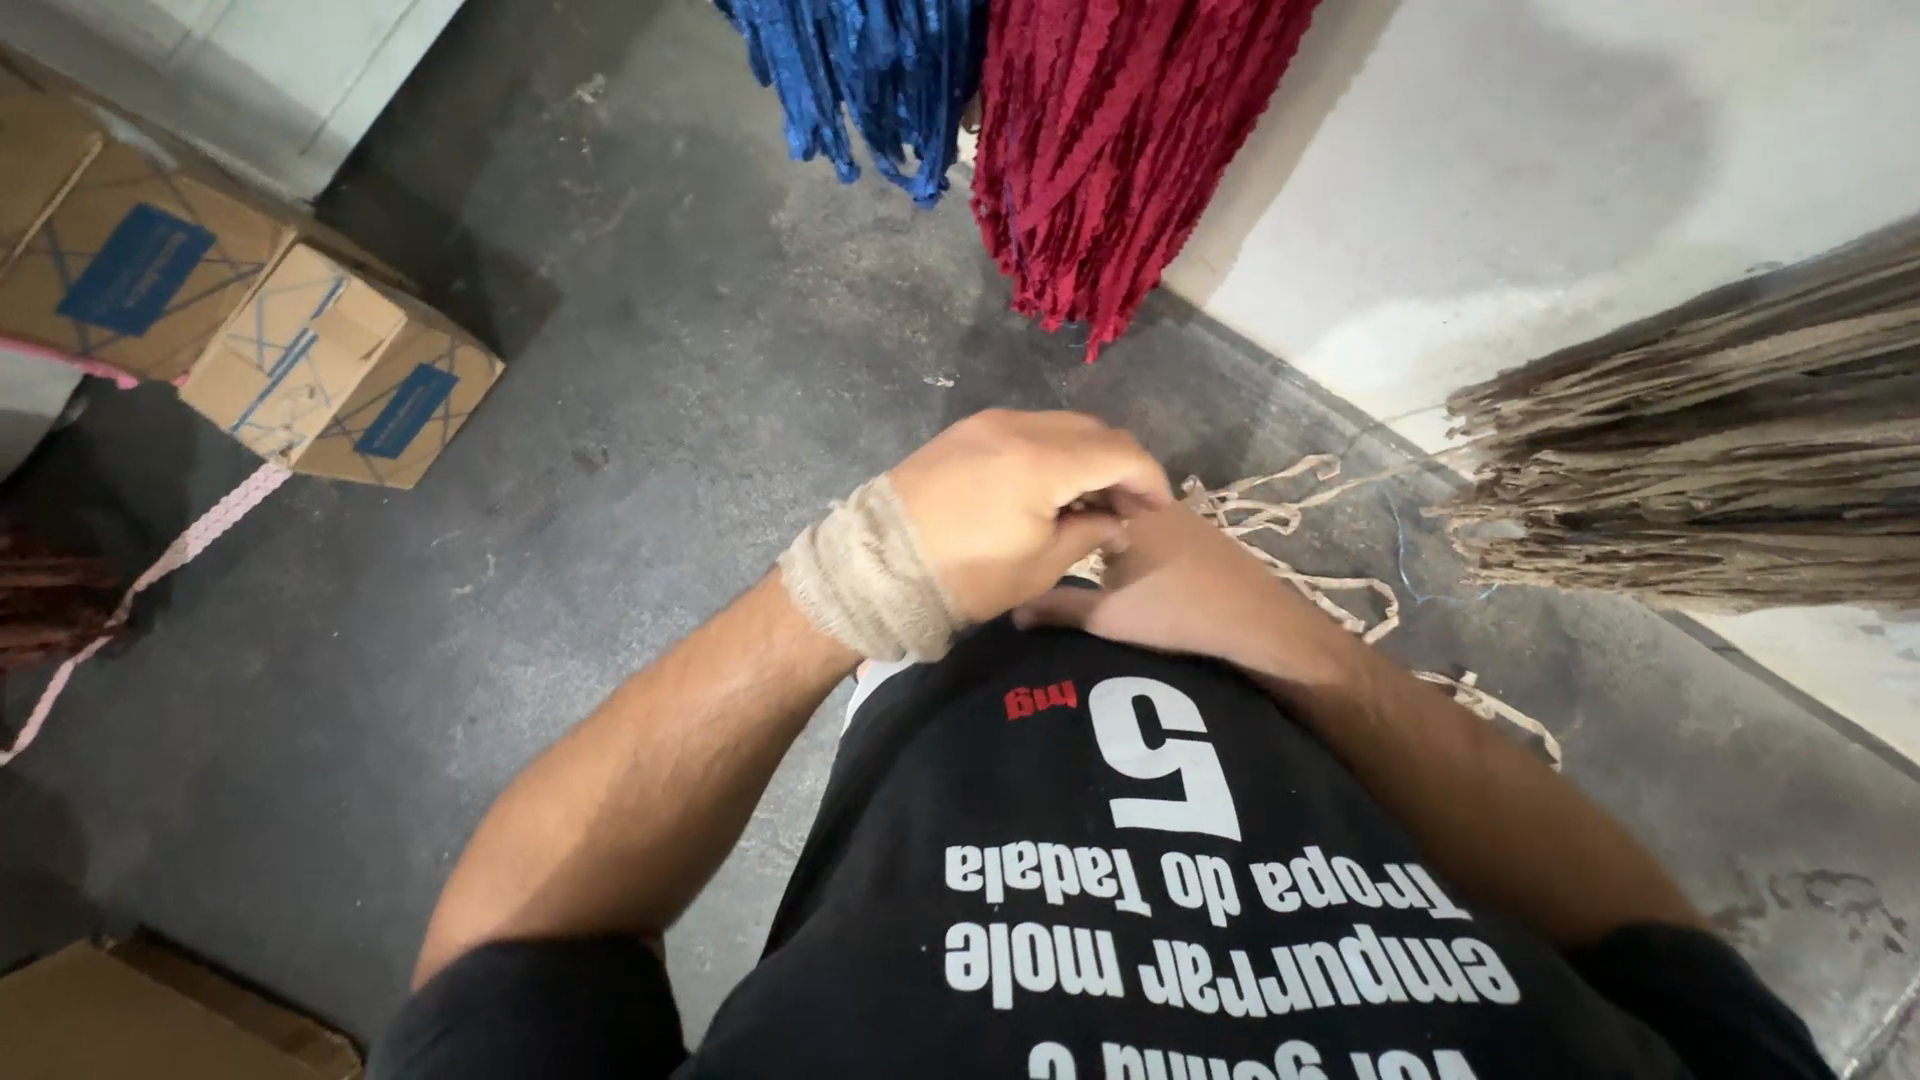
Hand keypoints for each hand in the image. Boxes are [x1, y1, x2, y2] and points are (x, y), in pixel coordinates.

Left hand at [887, 410, 1172, 621]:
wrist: (878, 566)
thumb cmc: (966, 576)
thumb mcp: (1040, 566)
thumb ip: (1089, 534)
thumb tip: (1115, 521)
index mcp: (1042, 459)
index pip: (1119, 453)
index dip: (1149, 478)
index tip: (1158, 508)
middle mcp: (1018, 426)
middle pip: (1092, 431)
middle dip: (1120, 465)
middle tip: (1128, 506)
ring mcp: (986, 423)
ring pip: (1058, 427)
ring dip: (1085, 456)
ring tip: (1091, 500)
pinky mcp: (963, 432)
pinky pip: (1025, 431)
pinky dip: (1051, 453)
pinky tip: (1050, 487)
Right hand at [1013, 502, 1350, 676]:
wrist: (1255, 620)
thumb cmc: (1173, 612)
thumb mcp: (1105, 616)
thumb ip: (1056, 608)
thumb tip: (1013, 610)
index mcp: (1123, 509)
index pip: (1075, 488)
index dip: (1051, 502)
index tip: (1030, 519)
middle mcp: (1150, 499)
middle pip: (1102, 493)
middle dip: (1076, 509)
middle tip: (1048, 533)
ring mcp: (1179, 511)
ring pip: (1129, 505)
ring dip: (1105, 518)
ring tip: (1079, 544)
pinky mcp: (1199, 528)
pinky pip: (1150, 516)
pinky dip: (1132, 527)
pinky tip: (1125, 555)